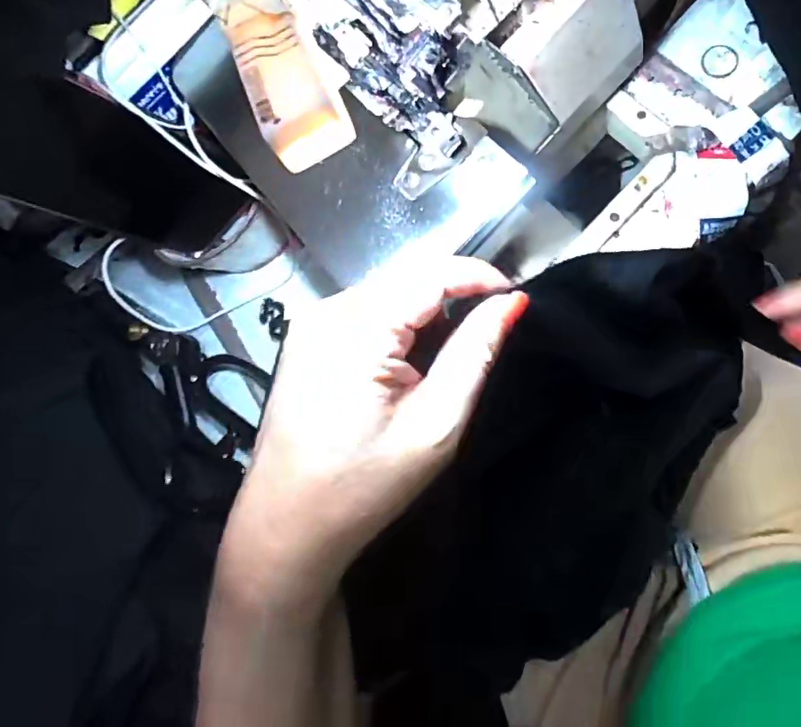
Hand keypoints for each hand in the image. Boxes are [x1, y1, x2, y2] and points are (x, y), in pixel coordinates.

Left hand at [219, 257, 528, 609]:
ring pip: (392, 285)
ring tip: (453, 347)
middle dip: (458, 288)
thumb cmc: (364, 485)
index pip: (432, 273)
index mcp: (357, 330)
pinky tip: (413, 355)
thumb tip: (511, 303)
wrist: (285, 527)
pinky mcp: (309, 334)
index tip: (515, 297)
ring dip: (431, 304)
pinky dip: (403, 317)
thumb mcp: (436, 424)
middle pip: (410, 273)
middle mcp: (329, 310)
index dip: (480, 275)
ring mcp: (313, 320)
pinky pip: (370, 304)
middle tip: (494, 321)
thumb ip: (476, 353)